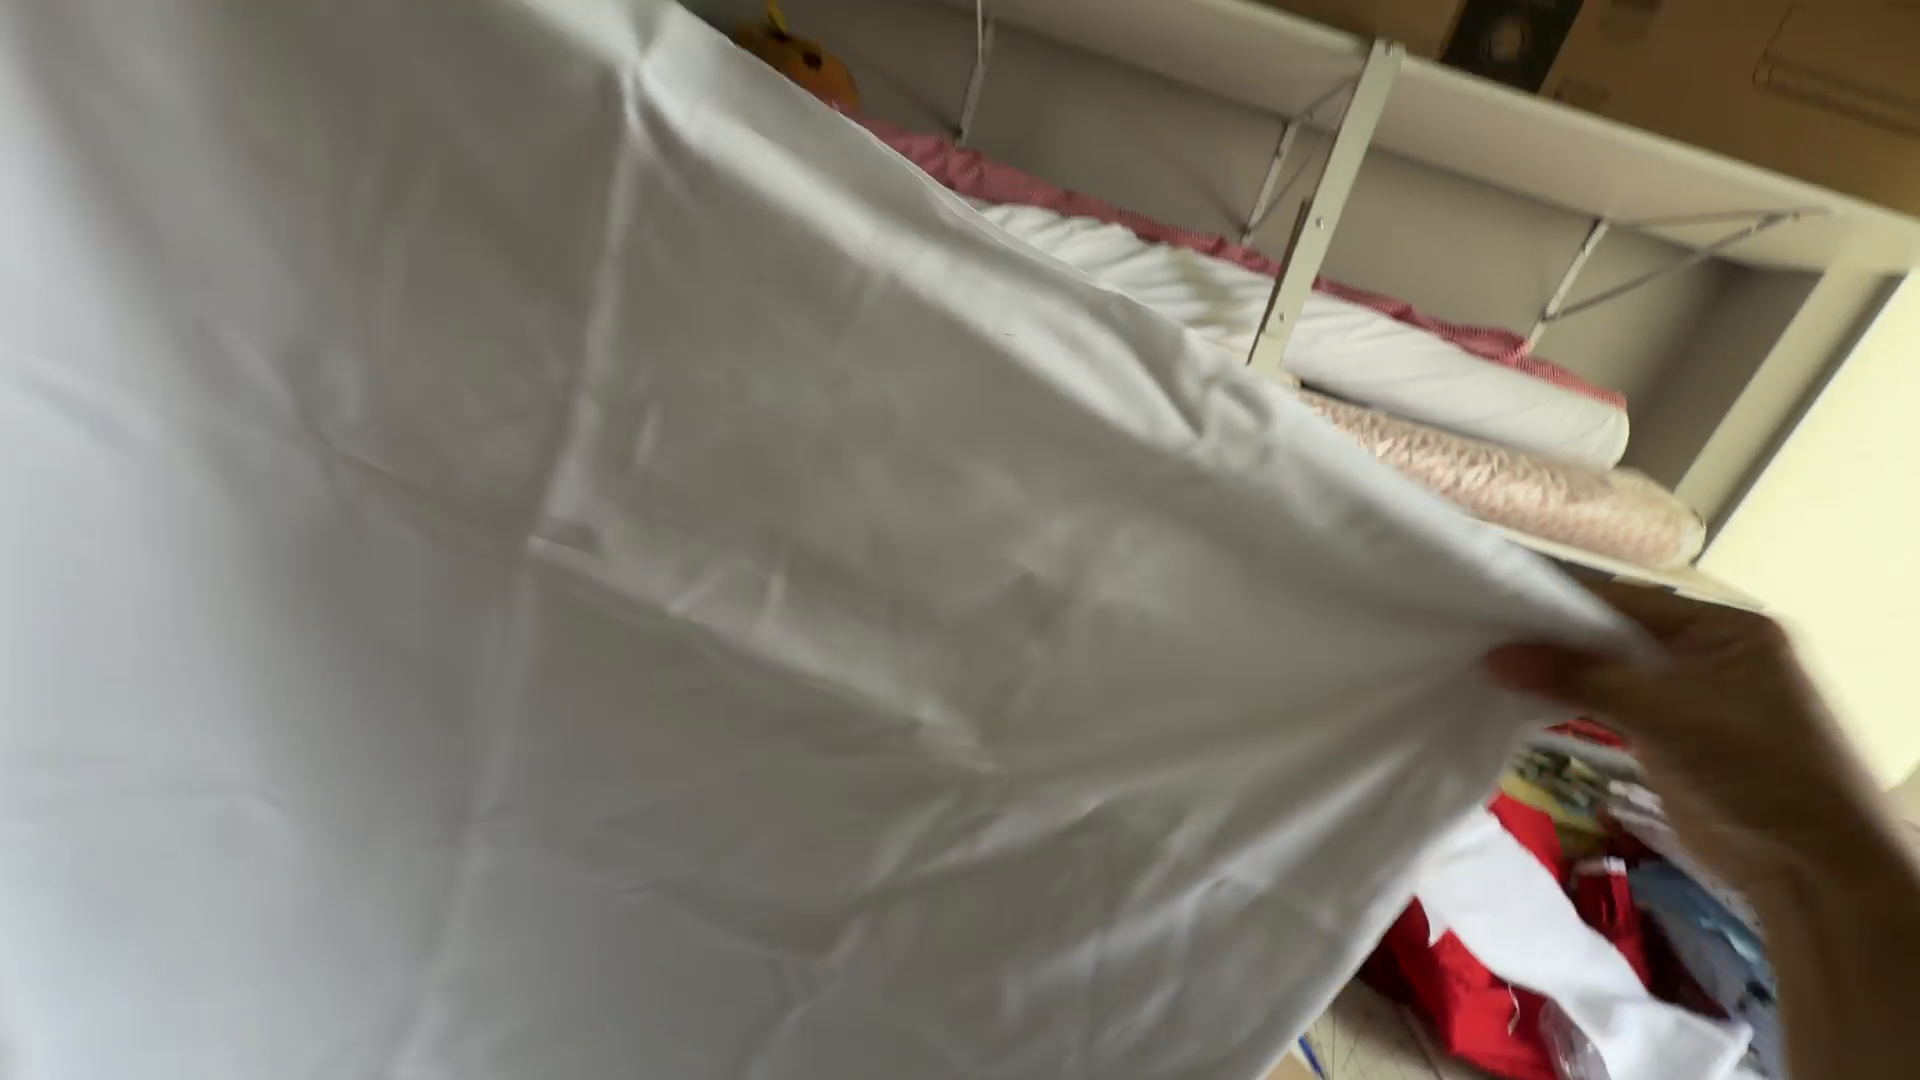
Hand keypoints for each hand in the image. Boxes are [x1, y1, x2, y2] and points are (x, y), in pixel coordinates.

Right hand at [1485, 581, 1897, 890]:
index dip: (1555, 602)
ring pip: (1600, 666)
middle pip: (1606, 631)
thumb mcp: (1664, 713)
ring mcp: (1684, 690)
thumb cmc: (1755, 770)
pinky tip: (1520, 693)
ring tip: (1489, 664)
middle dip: (1547, 637)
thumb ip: (1576, 677)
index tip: (1490, 605)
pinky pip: (1602, 697)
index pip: (1621, 600)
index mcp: (1723, 628)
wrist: (1811, 868)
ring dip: (1552, 668)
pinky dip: (1564, 695)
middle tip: (1480, 636)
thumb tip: (1493, 657)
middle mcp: (1703, 651)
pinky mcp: (1664, 727)